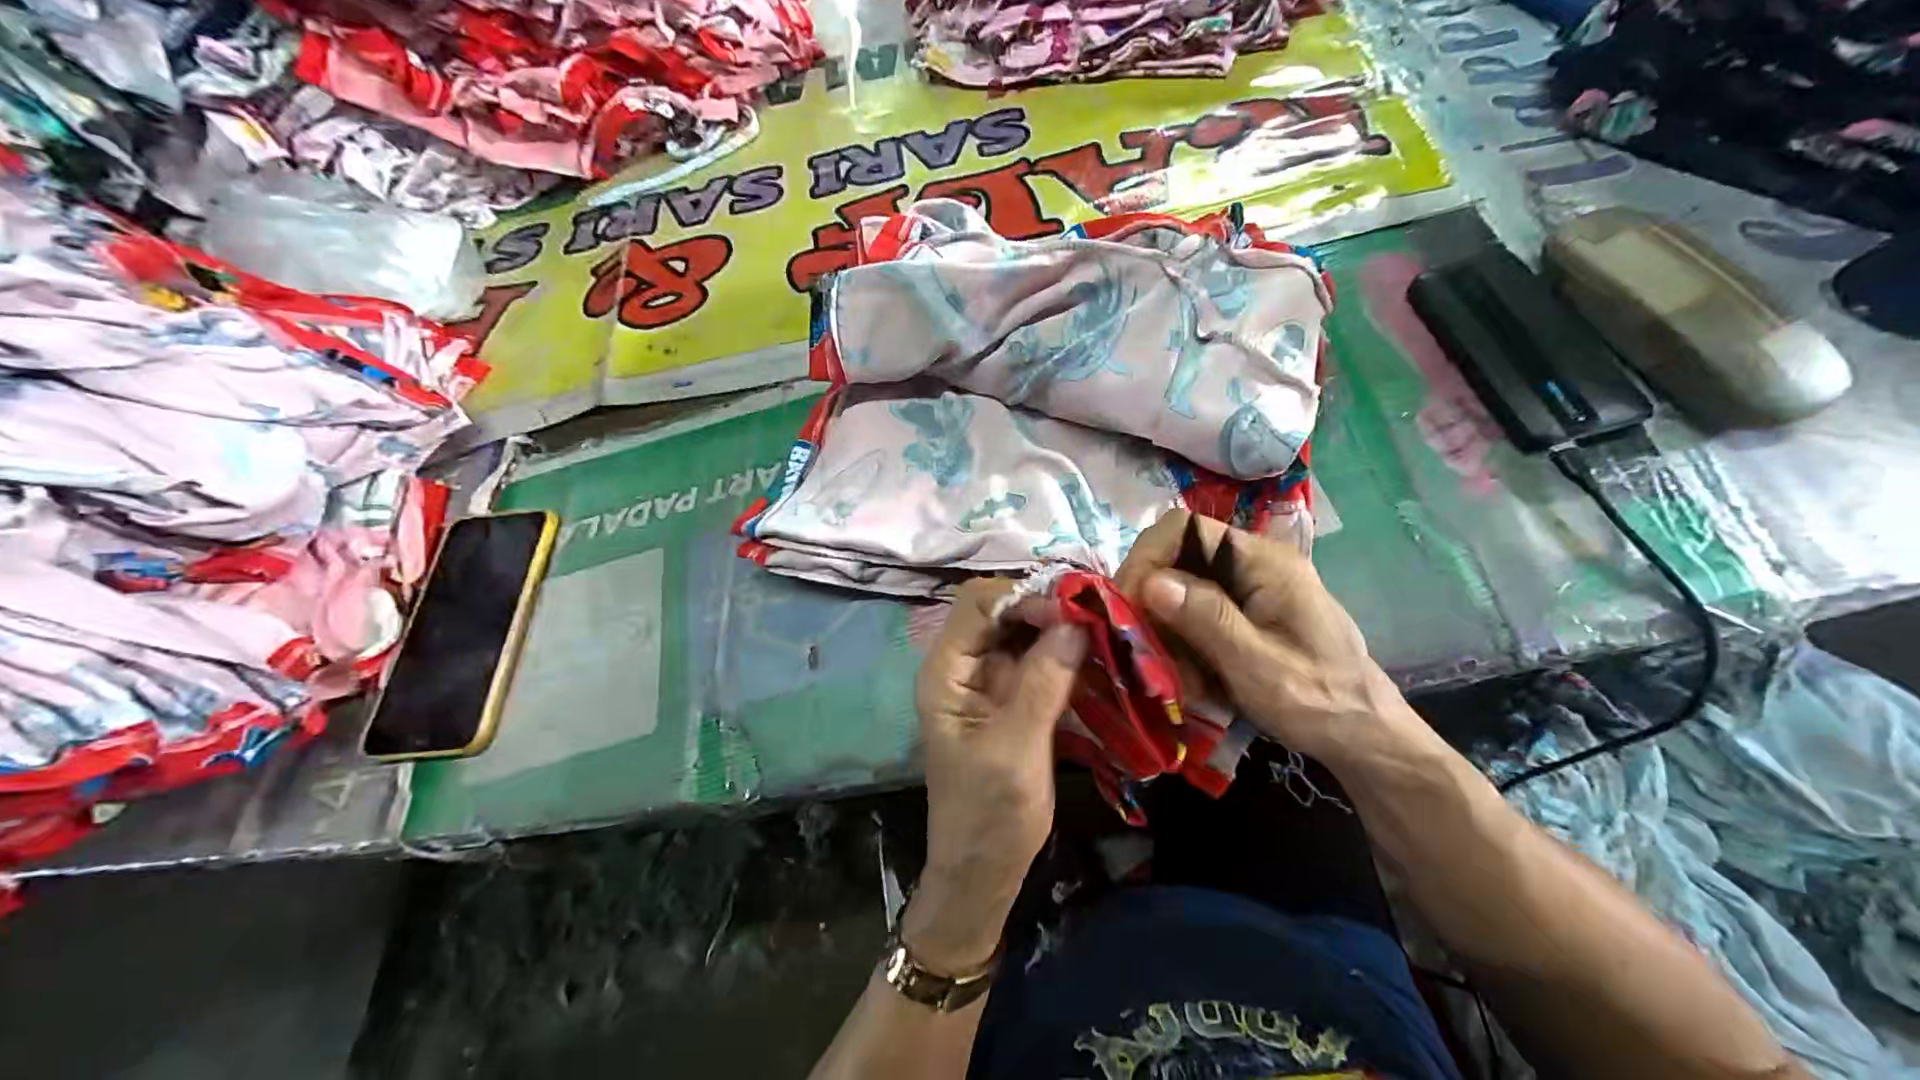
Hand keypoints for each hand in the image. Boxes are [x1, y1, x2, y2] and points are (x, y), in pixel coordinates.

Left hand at [907, 578, 1087, 973]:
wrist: (982, 872)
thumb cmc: (989, 816)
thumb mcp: (1015, 751)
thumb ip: (1042, 684)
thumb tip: (1076, 621)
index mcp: (946, 671)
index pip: (978, 602)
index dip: (1025, 595)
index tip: (1075, 610)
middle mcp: (964, 665)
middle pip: (1004, 610)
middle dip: (1050, 607)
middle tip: (1104, 614)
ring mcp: (990, 680)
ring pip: (1025, 631)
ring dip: (1063, 628)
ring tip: (1110, 629)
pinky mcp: (1014, 697)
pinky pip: (1040, 660)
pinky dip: (1068, 654)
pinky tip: (1101, 656)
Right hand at [1115, 510, 1420, 768]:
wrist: (1365, 734)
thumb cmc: (1318, 702)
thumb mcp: (1258, 666)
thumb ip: (1207, 619)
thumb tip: (1151, 582)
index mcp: (1263, 562)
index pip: (1183, 528)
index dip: (1146, 559)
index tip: (1129, 606)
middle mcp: (1254, 562)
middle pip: (1176, 558)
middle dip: (1153, 604)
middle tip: (1150, 652)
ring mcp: (1249, 586)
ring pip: (1179, 588)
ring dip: (1166, 631)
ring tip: (1179, 676)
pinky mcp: (1244, 611)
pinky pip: (1193, 612)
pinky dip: (1182, 642)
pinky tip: (1193, 676)